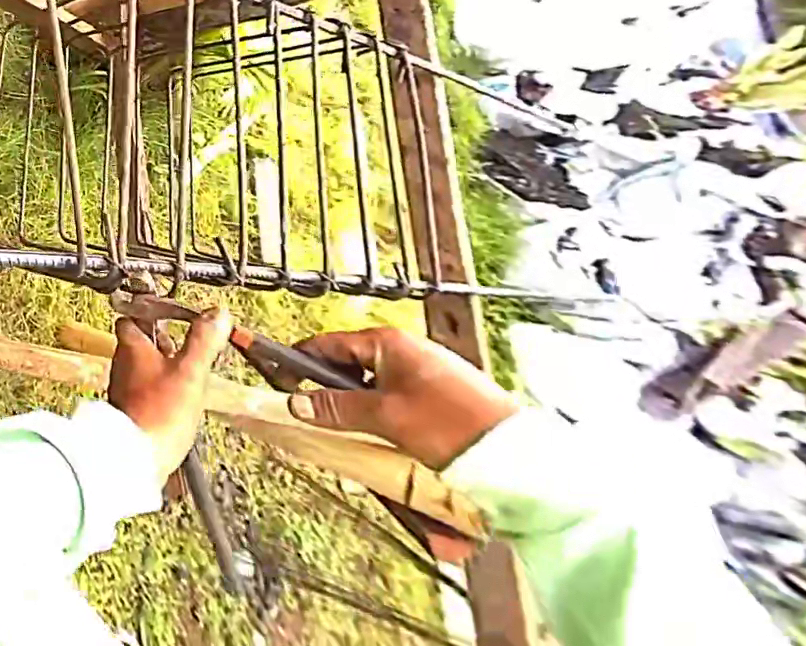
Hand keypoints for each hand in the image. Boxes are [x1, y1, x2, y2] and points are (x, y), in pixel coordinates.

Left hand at [107, 308, 232, 478]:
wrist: (136, 459)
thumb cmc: (160, 413)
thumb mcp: (190, 372)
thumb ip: (203, 341)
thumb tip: (218, 313)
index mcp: (131, 345)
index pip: (132, 315)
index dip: (151, 311)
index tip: (173, 313)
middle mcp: (121, 362)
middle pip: (139, 340)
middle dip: (162, 341)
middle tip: (184, 347)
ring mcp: (123, 387)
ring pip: (142, 365)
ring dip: (163, 365)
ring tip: (186, 375)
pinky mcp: (128, 409)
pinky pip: (144, 388)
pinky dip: (160, 387)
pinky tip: (177, 401)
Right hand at [287, 326, 518, 469]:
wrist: (527, 463)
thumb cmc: (455, 427)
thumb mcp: (385, 417)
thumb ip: (337, 408)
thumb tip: (296, 403)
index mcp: (389, 343)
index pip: (327, 345)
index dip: (299, 361)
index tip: (279, 379)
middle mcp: (406, 352)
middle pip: (350, 370)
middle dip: (334, 397)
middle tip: (319, 422)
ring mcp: (426, 375)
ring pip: (374, 392)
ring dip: (362, 416)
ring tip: (360, 442)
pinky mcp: (442, 400)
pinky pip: (397, 407)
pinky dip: (386, 425)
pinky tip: (390, 449)